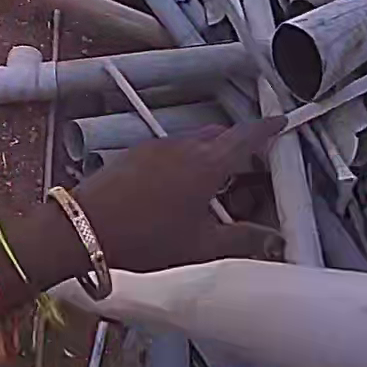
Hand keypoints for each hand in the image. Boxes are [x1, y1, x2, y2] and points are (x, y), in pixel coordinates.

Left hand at [0, 117, 285, 285]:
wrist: (84, 227)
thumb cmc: (145, 238)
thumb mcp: (200, 245)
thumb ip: (242, 240)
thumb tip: (272, 240)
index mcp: (206, 163)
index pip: (246, 136)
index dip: (267, 129)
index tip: (281, 122)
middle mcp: (183, 146)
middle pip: (220, 136)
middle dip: (239, 146)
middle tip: (251, 167)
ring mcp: (156, 146)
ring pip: (195, 142)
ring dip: (211, 155)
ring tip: (216, 186)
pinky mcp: (136, 153)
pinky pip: (171, 149)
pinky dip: (186, 160)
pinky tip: (180, 190)